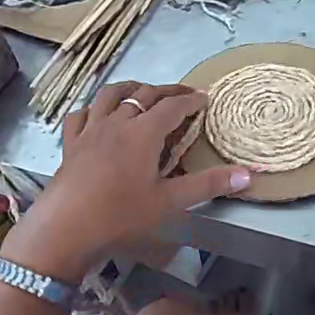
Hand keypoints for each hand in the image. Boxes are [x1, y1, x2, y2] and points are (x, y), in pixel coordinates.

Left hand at [3, 83, 250, 281]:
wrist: (67, 226)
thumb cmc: (121, 214)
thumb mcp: (169, 202)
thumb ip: (207, 185)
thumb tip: (247, 175)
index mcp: (143, 132)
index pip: (172, 106)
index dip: (190, 100)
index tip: (204, 98)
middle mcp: (116, 122)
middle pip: (143, 95)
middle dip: (166, 91)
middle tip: (182, 94)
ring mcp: (90, 130)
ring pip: (109, 95)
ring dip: (129, 89)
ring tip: (140, 91)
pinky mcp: (70, 144)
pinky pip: (81, 115)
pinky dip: (93, 108)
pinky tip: (96, 114)